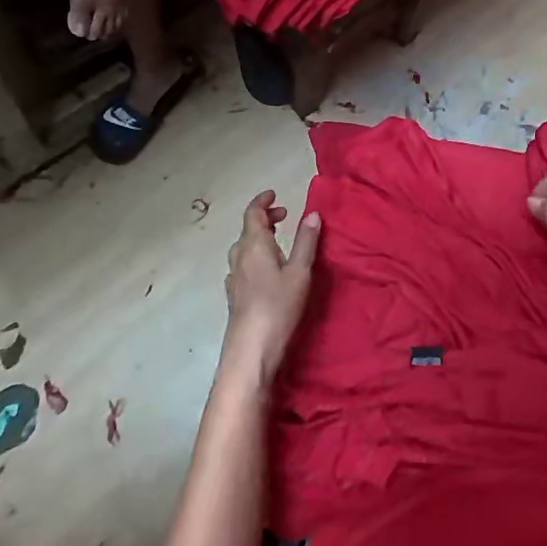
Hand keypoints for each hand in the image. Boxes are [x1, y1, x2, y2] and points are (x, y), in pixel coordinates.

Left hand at [67, 0, 140, 39]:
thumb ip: (80, 14)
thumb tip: (79, 33)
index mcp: (104, 12)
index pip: (97, 28)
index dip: (89, 32)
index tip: (84, 36)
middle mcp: (116, 10)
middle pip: (110, 25)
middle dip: (102, 32)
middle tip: (96, 36)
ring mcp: (125, 1)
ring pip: (119, 19)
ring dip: (113, 26)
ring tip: (109, 30)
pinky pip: (125, 9)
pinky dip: (121, 15)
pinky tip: (120, 13)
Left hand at [222, 190, 321, 382]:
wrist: (250, 352)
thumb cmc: (278, 306)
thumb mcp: (300, 272)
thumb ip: (306, 242)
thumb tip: (312, 214)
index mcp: (254, 246)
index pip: (252, 214)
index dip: (262, 201)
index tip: (275, 194)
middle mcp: (239, 258)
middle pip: (247, 230)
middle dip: (264, 219)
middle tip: (284, 216)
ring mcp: (234, 279)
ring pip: (243, 249)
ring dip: (259, 238)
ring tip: (278, 241)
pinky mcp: (235, 297)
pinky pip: (243, 266)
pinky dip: (255, 257)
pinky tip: (267, 271)